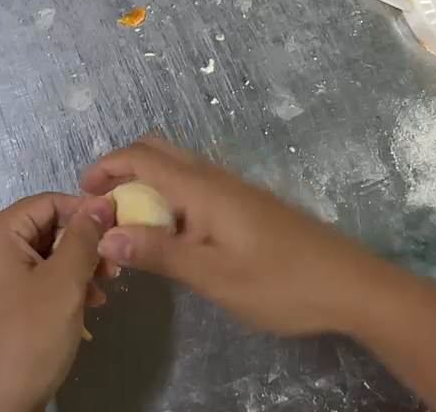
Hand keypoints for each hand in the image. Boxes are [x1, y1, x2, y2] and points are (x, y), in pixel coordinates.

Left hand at [0, 192, 115, 411]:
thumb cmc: (28, 336)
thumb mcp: (64, 283)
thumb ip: (83, 239)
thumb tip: (100, 203)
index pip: (48, 202)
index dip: (85, 211)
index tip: (119, 227)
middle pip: (46, 227)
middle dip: (83, 243)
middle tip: (115, 264)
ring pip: (46, 255)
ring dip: (78, 267)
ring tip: (108, 286)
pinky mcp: (2, 301)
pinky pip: (37, 278)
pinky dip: (64, 286)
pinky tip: (89, 304)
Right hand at [81, 135, 396, 338]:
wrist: (352, 286)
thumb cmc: (280, 282)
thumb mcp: (213, 276)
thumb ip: (158, 253)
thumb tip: (105, 235)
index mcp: (200, 187)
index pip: (140, 157)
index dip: (105, 167)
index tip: (83, 193)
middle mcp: (212, 176)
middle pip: (155, 149)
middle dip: (121, 167)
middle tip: (103, 204)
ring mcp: (230, 187)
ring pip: (174, 165)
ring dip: (144, 181)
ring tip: (130, 222)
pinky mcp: (243, 202)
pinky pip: (191, 182)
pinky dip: (166, 193)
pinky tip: (172, 232)